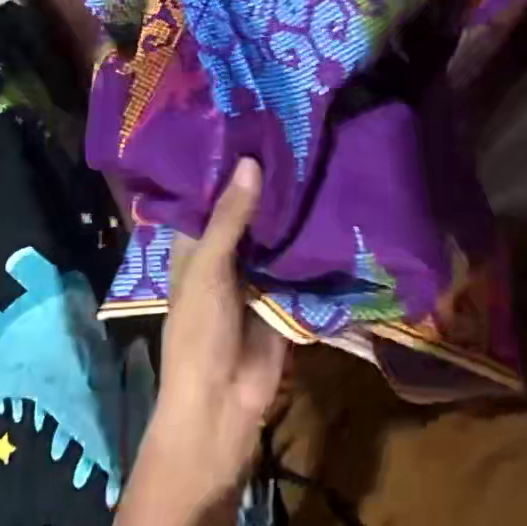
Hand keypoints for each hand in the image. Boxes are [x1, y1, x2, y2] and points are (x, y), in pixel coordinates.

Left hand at [119, 158, 286, 525]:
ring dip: (292, 204)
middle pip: (247, 206)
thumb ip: (229, 220)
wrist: (224, 403)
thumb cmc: (198, 332)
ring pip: (275, 228)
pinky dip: (310, 235)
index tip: (252, 122)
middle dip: (266, 179)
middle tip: (296, 131)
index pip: (209, 192)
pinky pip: (297, 255)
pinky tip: (332, 201)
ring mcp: (257, 268)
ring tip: (318, 154)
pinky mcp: (284, 286)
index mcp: (194, 242)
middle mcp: (225, 248)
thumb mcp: (208, 270)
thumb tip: (250, 162)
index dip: (226, 162)